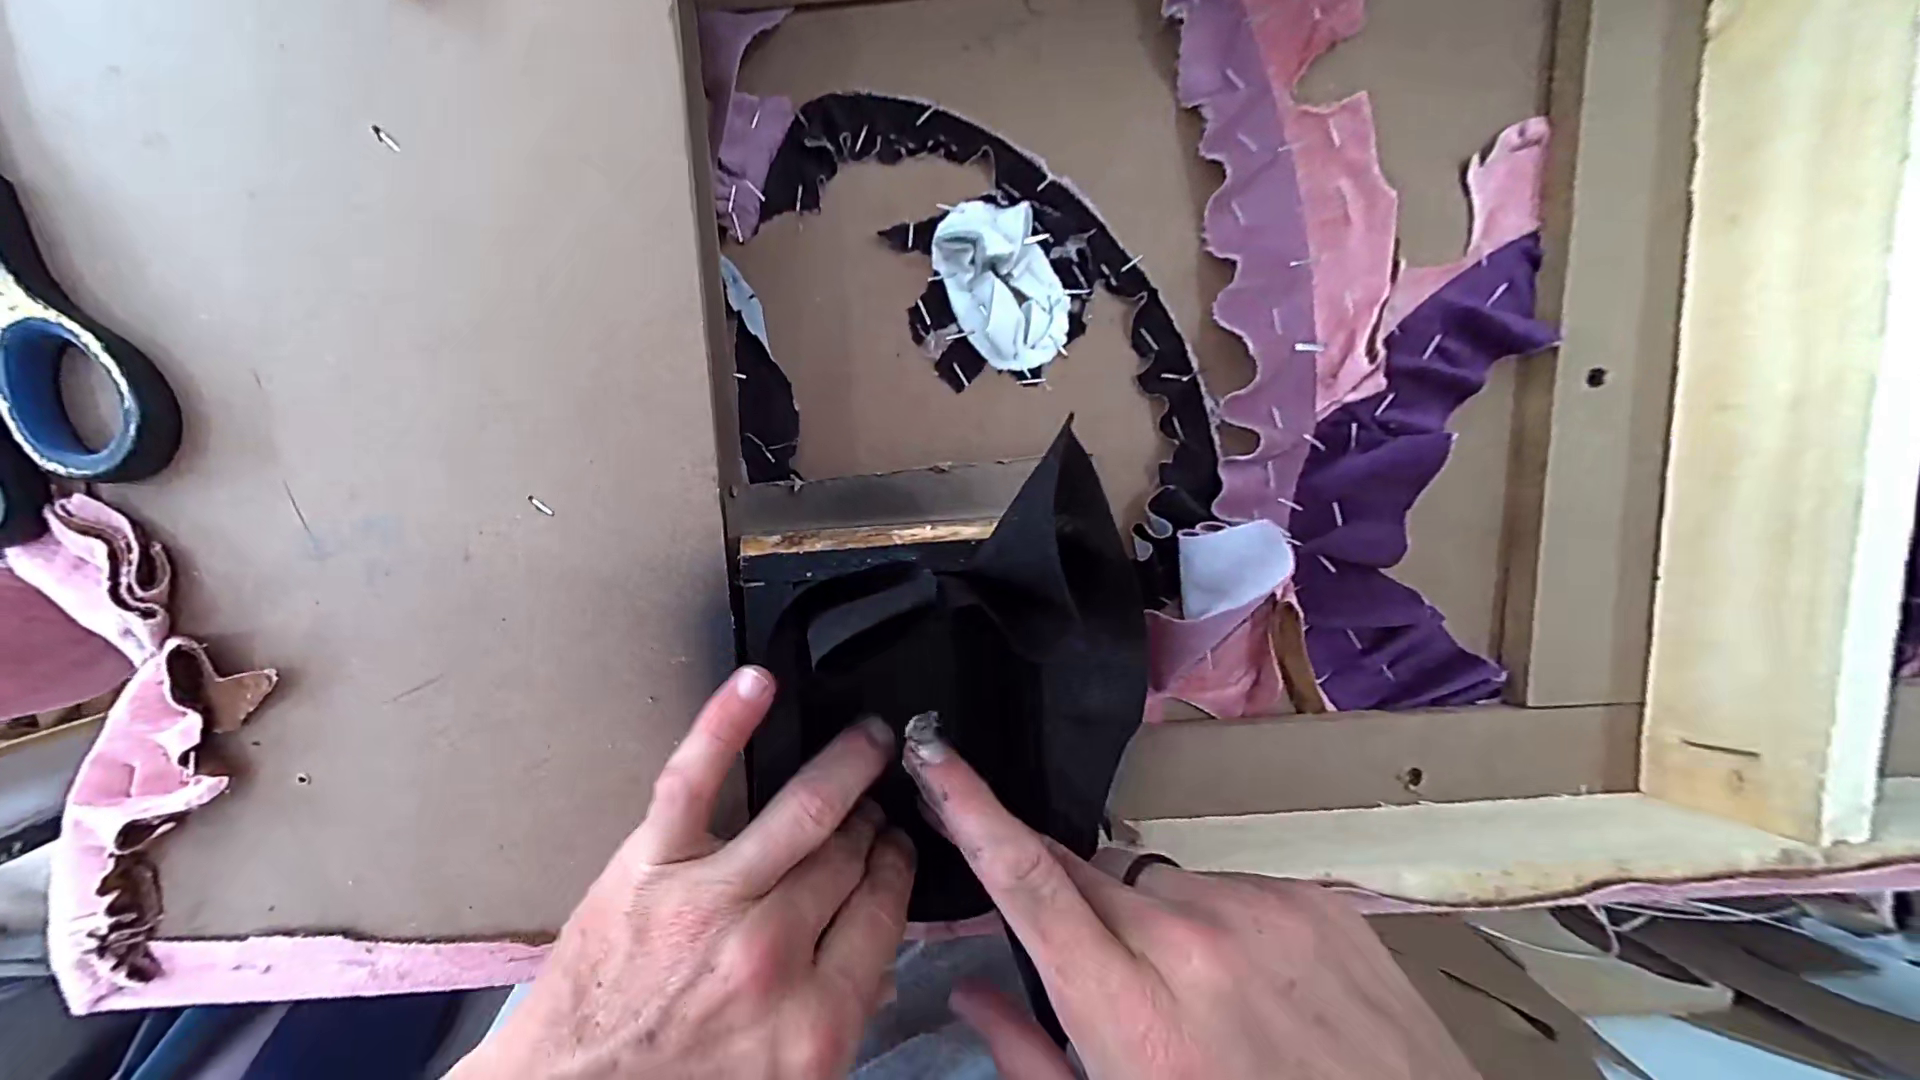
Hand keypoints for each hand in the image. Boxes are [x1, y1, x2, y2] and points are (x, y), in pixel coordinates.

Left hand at [453, 667, 915, 1079]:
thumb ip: (847, 1013)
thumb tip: (884, 947)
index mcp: (815, 1019)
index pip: (884, 906)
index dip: (896, 864)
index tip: (897, 844)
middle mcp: (772, 950)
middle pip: (849, 853)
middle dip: (871, 821)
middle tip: (875, 802)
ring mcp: (711, 899)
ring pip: (806, 811)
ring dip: (848, 765)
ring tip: (869, 740)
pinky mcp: (650, 864)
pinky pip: (697, 777)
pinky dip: (728, 722)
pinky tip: (759, 682)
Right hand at [903, 724, 1479, 1079]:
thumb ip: (1030, 1057)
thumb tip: (968, 984)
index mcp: (1132, 1008)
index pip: (1027, 879)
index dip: (970, 807)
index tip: (933, 754)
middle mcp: (1189, 935)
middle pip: (1086, 871)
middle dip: (1072, 898)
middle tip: (1105, 962)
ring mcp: (1258, 905)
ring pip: (1159, 882)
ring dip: (1156, 921)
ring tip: (1207, 996)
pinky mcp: (1313, 898)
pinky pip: (1229, 888)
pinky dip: (1222, 923)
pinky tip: (1264, 987)